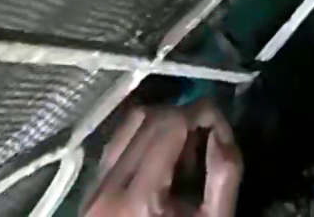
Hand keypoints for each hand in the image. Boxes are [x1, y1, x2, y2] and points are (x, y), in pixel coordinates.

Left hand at [82, 100, 241, 216]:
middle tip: (206, 138)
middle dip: (187, 116)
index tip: (222, 129)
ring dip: (164, 122)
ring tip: (183, 148)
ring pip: (130, 124)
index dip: (204, 113)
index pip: (172, 123)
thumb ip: (225, 171)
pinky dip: (144, 137)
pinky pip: (117, 144)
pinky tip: (162, 161)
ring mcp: (91, 194)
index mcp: (137, 201)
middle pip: (151, 118)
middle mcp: (106, 191)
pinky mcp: (88, 196)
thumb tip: (220, 130)